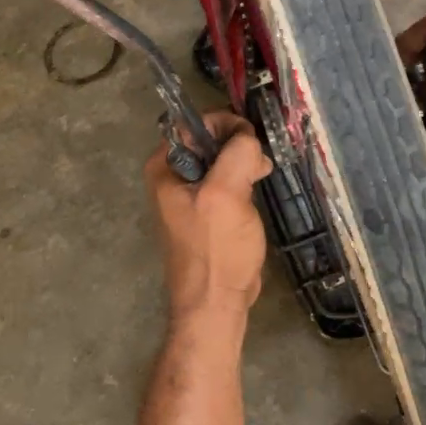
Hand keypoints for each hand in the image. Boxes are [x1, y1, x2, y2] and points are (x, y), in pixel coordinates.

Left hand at [144, 111, 274, 322]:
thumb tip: (248, 137)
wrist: (216, 302)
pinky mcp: (209, 210)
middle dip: (238, 145)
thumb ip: (237, 154)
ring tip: (261, 178)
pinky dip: (245, 179)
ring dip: (245, 163)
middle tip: (258, 164)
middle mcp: (172, 176)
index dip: (225, 124)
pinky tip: (256, 192)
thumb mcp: (226, 194)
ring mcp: (190, 194)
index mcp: (164, 166)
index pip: (193, 122)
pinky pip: (228, 179)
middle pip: (210, 138)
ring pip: (223, 159)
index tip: (251, 139)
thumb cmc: (216, 249)